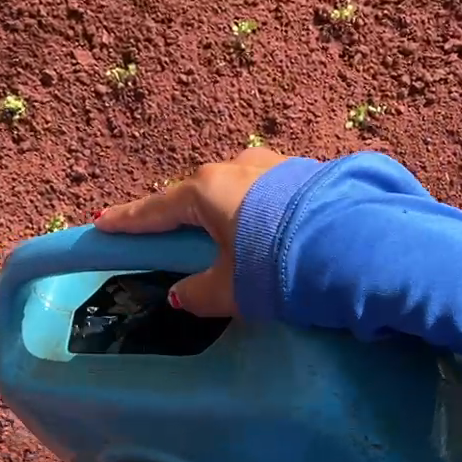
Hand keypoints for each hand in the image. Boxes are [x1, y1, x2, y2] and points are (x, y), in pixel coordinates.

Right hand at [93, 146, 290, 316]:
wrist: (359, 245)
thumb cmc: (277, 266)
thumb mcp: (230, 289)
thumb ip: (198, 293)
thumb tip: (181, 296)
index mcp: (206, 191)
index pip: (155, 210)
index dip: (127, 221)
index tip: (102, 222)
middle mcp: (236, 168)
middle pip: (193, 194)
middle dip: (176, 214)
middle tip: (161, 232)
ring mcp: (274, 165)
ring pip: (232, 188)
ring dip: (220, 209)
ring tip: (218, 231)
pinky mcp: (305, 173)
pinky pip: (264, 192)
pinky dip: (253, 209)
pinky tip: (263, 227)